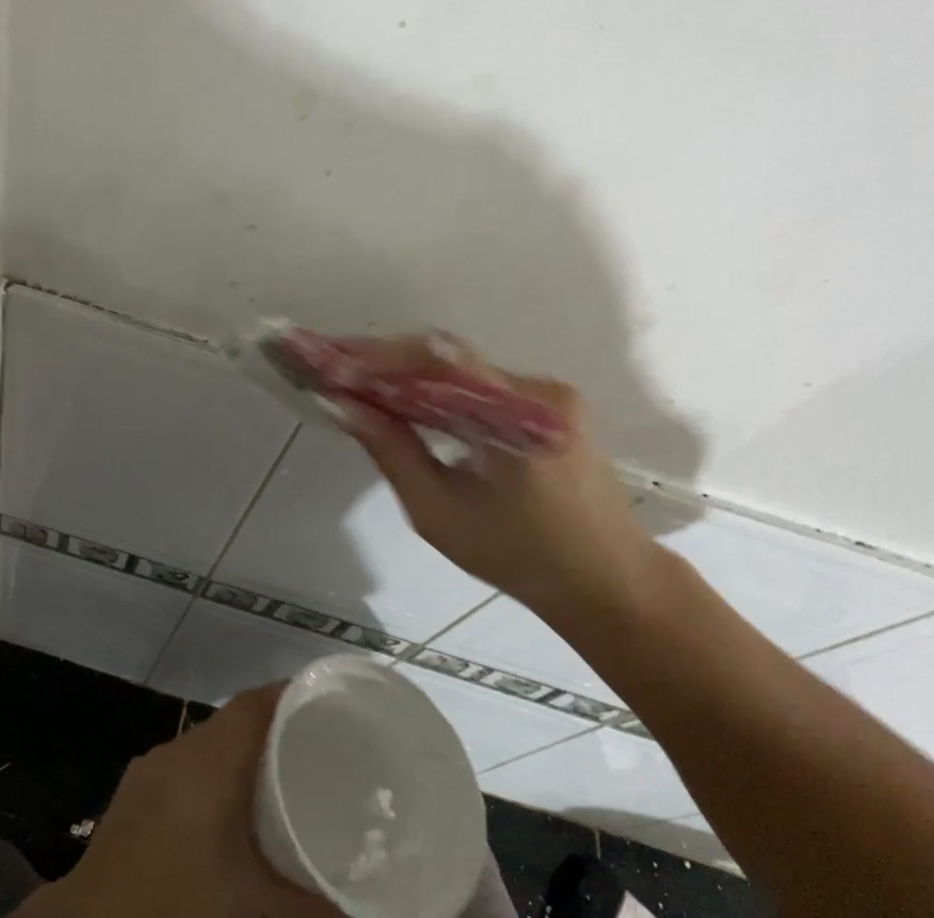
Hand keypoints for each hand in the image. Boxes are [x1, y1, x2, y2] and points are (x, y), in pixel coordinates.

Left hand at [15, 686, 336, 917]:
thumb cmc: (177, 902)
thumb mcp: (254, 906)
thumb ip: (312, 904)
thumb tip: (358, 910)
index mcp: (208, 762)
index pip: (255, 704)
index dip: (292, 695)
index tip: (332, 705)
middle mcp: (176, 753)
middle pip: (232, 721)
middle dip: (275, 729)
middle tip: (320, 752)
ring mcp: (148, 772)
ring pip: (205, 745)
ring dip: (240, 755)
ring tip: (281, 780)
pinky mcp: (132, 795)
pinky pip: (183, 767)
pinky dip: (212, 777)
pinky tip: (229, 813)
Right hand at [327, 334, 654, 616]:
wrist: (608, 578)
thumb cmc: (519, 558)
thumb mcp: (439, 514)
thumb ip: (392, 452)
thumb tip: (344, 405)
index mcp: (516, 420)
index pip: (434, 362)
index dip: (374, 355)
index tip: (324, 356)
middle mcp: (537, 391)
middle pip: (446, 359)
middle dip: (382, 360)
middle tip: (328, 365)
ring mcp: (548, 393)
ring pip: (461, 369)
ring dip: (407, 373)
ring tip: (353, 380)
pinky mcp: (550, 403)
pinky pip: (479, 384)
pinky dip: (436, 387)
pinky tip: (402, 398)